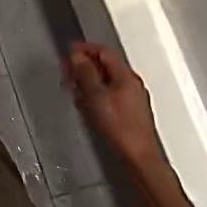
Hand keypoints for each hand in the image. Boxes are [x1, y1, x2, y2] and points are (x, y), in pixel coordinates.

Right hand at [64, 42, 163, 173]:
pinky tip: (86, 105)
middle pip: (106, 66)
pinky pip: (110, 96)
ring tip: (73, 88)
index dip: (86, 49)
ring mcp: (132, 99)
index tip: (70, 50)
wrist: (139, 157)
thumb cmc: (120, 127)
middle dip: (85, 66)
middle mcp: (132, 84)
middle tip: (67, 69)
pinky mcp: (130, 114)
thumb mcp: (96, 96)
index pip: (104, 52)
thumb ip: (85, 74)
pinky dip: (95, 95)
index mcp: (126, 76)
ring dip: (88, 82)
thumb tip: (77, 57)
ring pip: (107, 82)